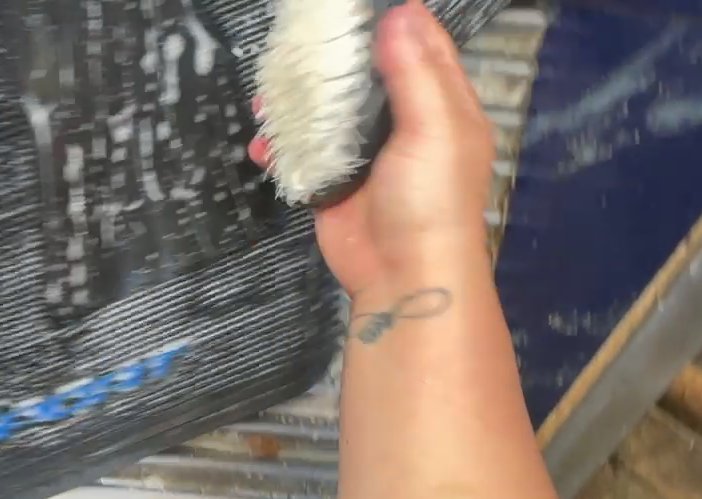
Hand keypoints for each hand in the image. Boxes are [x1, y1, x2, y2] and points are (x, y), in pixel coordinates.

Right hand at [252, 2, 495, 299]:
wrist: (400, 270)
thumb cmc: (430, 199)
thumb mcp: (433, 126)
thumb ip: (414, 73)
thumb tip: (398, 15)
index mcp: (439, 103)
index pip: (417, 50)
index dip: (390, 27)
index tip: (350, 14)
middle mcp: (401, 126)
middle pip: (363, 84)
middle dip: (330, 69)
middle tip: (295, 52)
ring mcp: (362, 159)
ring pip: (327, 122)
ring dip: (298, 110)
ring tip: (267, 98)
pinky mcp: (331, 188)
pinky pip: (303, 162)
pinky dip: (281, 154)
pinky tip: (262, 146)